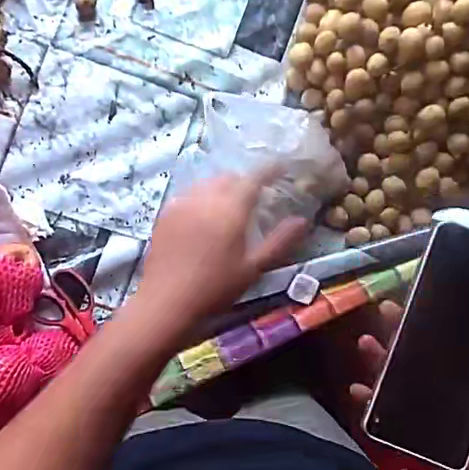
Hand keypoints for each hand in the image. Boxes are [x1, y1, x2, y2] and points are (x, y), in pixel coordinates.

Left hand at [130, 168, 307, 327]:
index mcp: (231, 209)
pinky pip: (189, 194)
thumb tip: (303, 221)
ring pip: (207, 183)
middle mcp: (205, 198)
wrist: (166, 301)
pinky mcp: (166, 213)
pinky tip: (204, 214)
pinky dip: (202, 196)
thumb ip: (280, 242)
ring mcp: (182, 203)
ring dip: (222, 187)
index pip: (254, 178)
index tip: (281, 167)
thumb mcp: (253, 268)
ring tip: (230, 203)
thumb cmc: (215, 288)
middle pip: (229, 177)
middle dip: (244, 180)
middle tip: (256, 194)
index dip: (269, 170)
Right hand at [348, 299, 468, 469]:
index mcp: (461, 375)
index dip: (426, 320)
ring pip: (391, 374)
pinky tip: (359, 391)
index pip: (440, 341)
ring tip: (367, 345)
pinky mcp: (403, 424)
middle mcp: (434, 383)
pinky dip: (367, 400)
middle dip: (395, 331)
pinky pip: (380, 410)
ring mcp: (415, 403)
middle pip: (410, 351)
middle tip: (387, 312)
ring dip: (376, 359)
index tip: (415, 300)